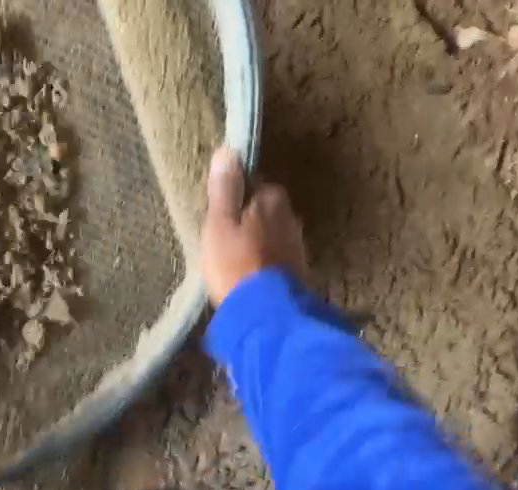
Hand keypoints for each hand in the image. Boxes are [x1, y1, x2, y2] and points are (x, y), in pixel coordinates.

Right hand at [199, 146, 308, 305]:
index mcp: (271, 199)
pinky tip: (254, 275)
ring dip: (261, 243)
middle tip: (228, 240)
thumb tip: (228, 150)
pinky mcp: (298, 272)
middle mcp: (291, 216)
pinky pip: (279, 258)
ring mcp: (298, 245)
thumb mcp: (219, 225)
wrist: (263, 311)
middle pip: (267, 211)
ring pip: (275, 235)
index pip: (255, 187)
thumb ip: (224, 190)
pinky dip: (268, 263)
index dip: (237, 200)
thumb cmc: (234, 264)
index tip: (222, 216)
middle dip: (252, 221)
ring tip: (240, 260)